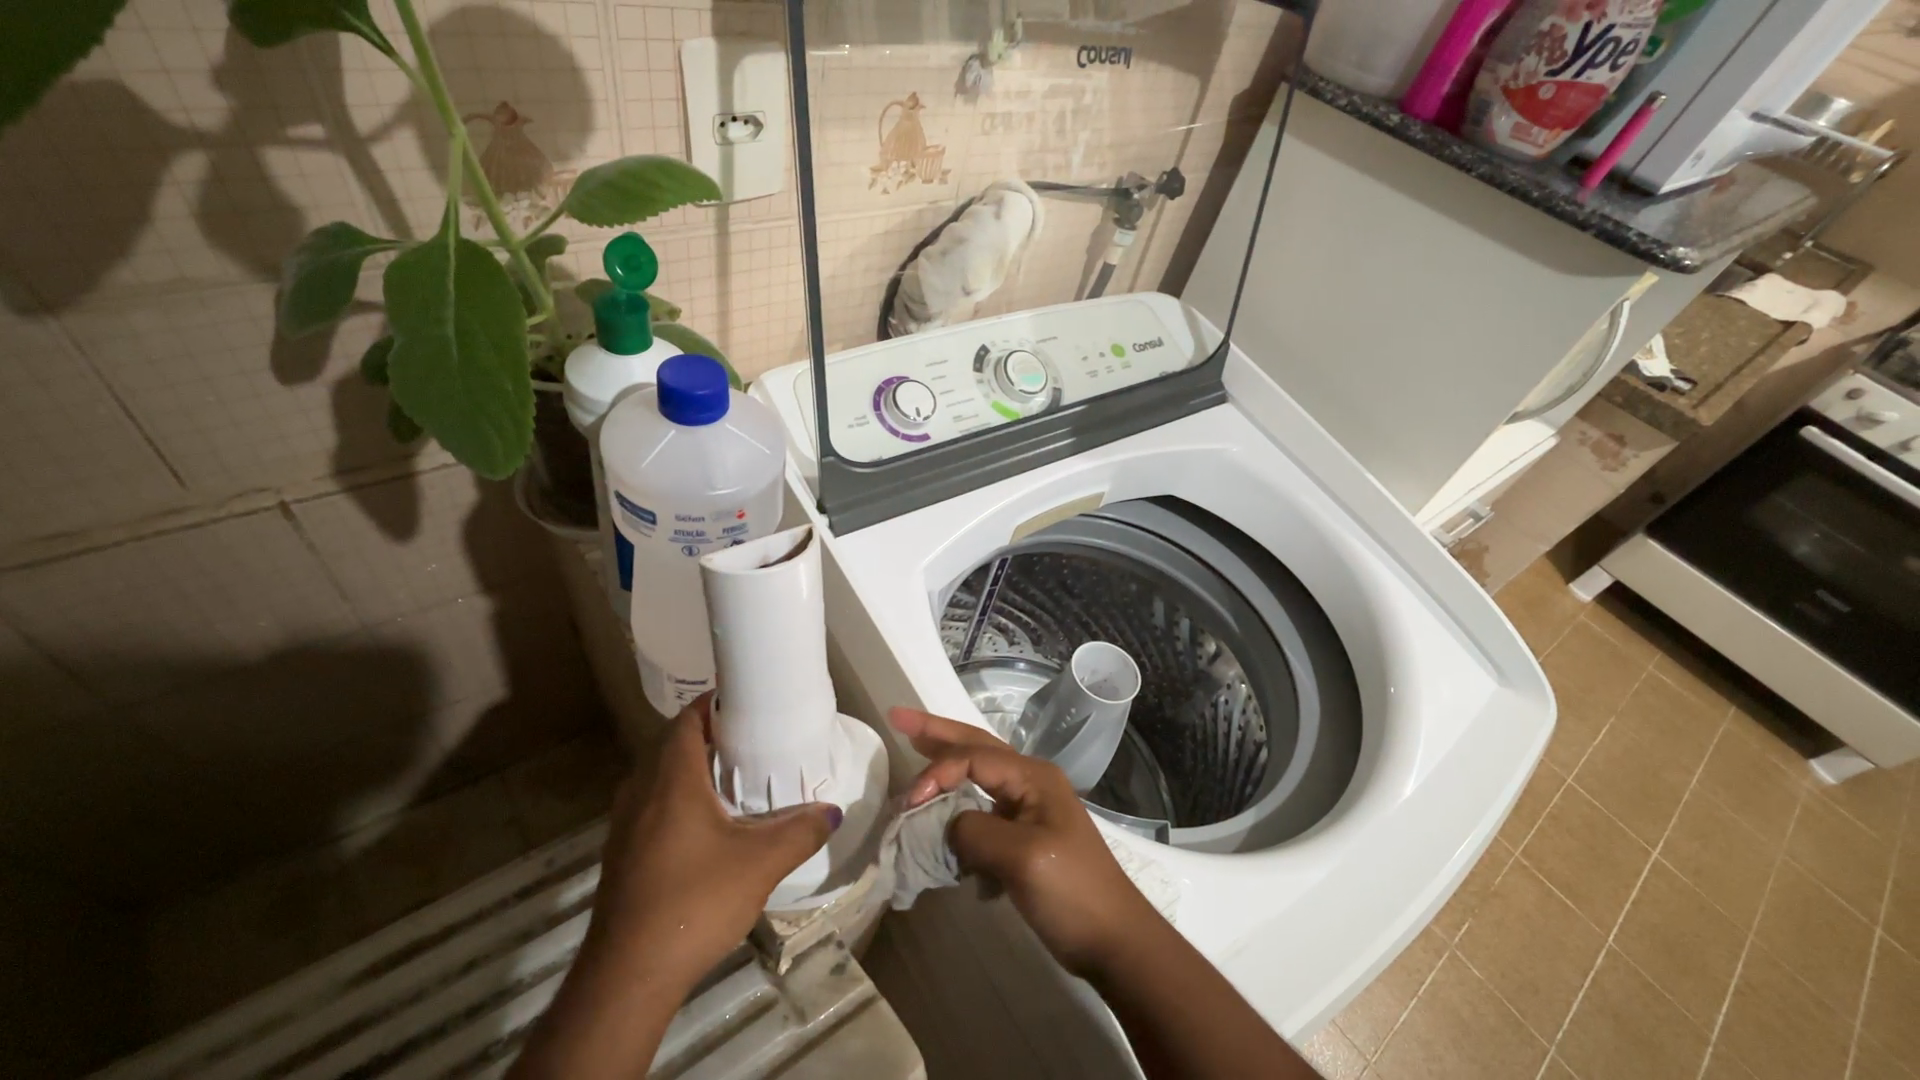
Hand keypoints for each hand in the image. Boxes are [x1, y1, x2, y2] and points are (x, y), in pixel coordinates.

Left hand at [589, 694, 840, 988]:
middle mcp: (641, 790)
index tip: (751, 702)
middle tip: (756, 740)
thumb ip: (800, 831)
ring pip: (662, 777)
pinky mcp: (623, 852)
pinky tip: (712, 826)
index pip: (688, 718)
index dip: (717, 703)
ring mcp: (625, 823)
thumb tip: (831, 811)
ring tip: (740, 780)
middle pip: (675, 744)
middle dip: (713, 736)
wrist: (630, 971)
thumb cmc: (695, 901)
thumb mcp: (761, 863)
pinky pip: (654, 805)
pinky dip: (682, 799)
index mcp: (671, 778)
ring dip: (696, 770)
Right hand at [889, 706, 1160, 976]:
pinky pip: (981, 810)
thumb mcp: (1021, 857)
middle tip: (897, 717)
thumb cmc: (1071, 891)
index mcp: (1033, 777)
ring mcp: (1028, 811)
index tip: (910, 804)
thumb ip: (974, 831)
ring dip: (945, 763)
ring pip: (978, 775)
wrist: (1113, 940)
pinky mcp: (1023, 839)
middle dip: (936, 732)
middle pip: (976, 747)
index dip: (936, 773)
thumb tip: (948, 827)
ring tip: (914, 746)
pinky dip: (956, 804)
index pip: (972, 758)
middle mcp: (1030, 784)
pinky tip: (938, 810)